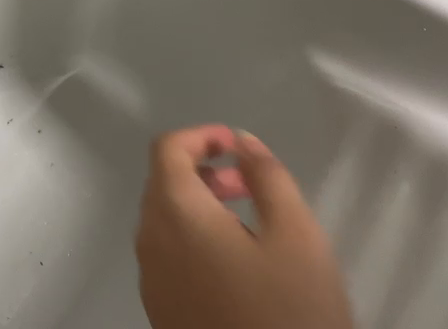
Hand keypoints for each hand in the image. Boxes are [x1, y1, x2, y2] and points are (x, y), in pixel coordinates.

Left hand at [135, 125, 352, 328]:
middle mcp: (149, 237)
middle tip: (249, 184)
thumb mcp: (298, 239)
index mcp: (174, 211)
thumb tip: (243, 142)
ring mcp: (150, 278)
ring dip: (200, 206)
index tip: (237, 144)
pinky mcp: (161, 311)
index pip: (167, 149)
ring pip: (165, 219)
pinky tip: (237, 267)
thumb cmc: (291, 315)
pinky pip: (169, 255)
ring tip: (251, 225)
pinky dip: (194, 240)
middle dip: (203, 171)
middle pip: (163, 182)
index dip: (200, 136)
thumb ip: (268, 178)